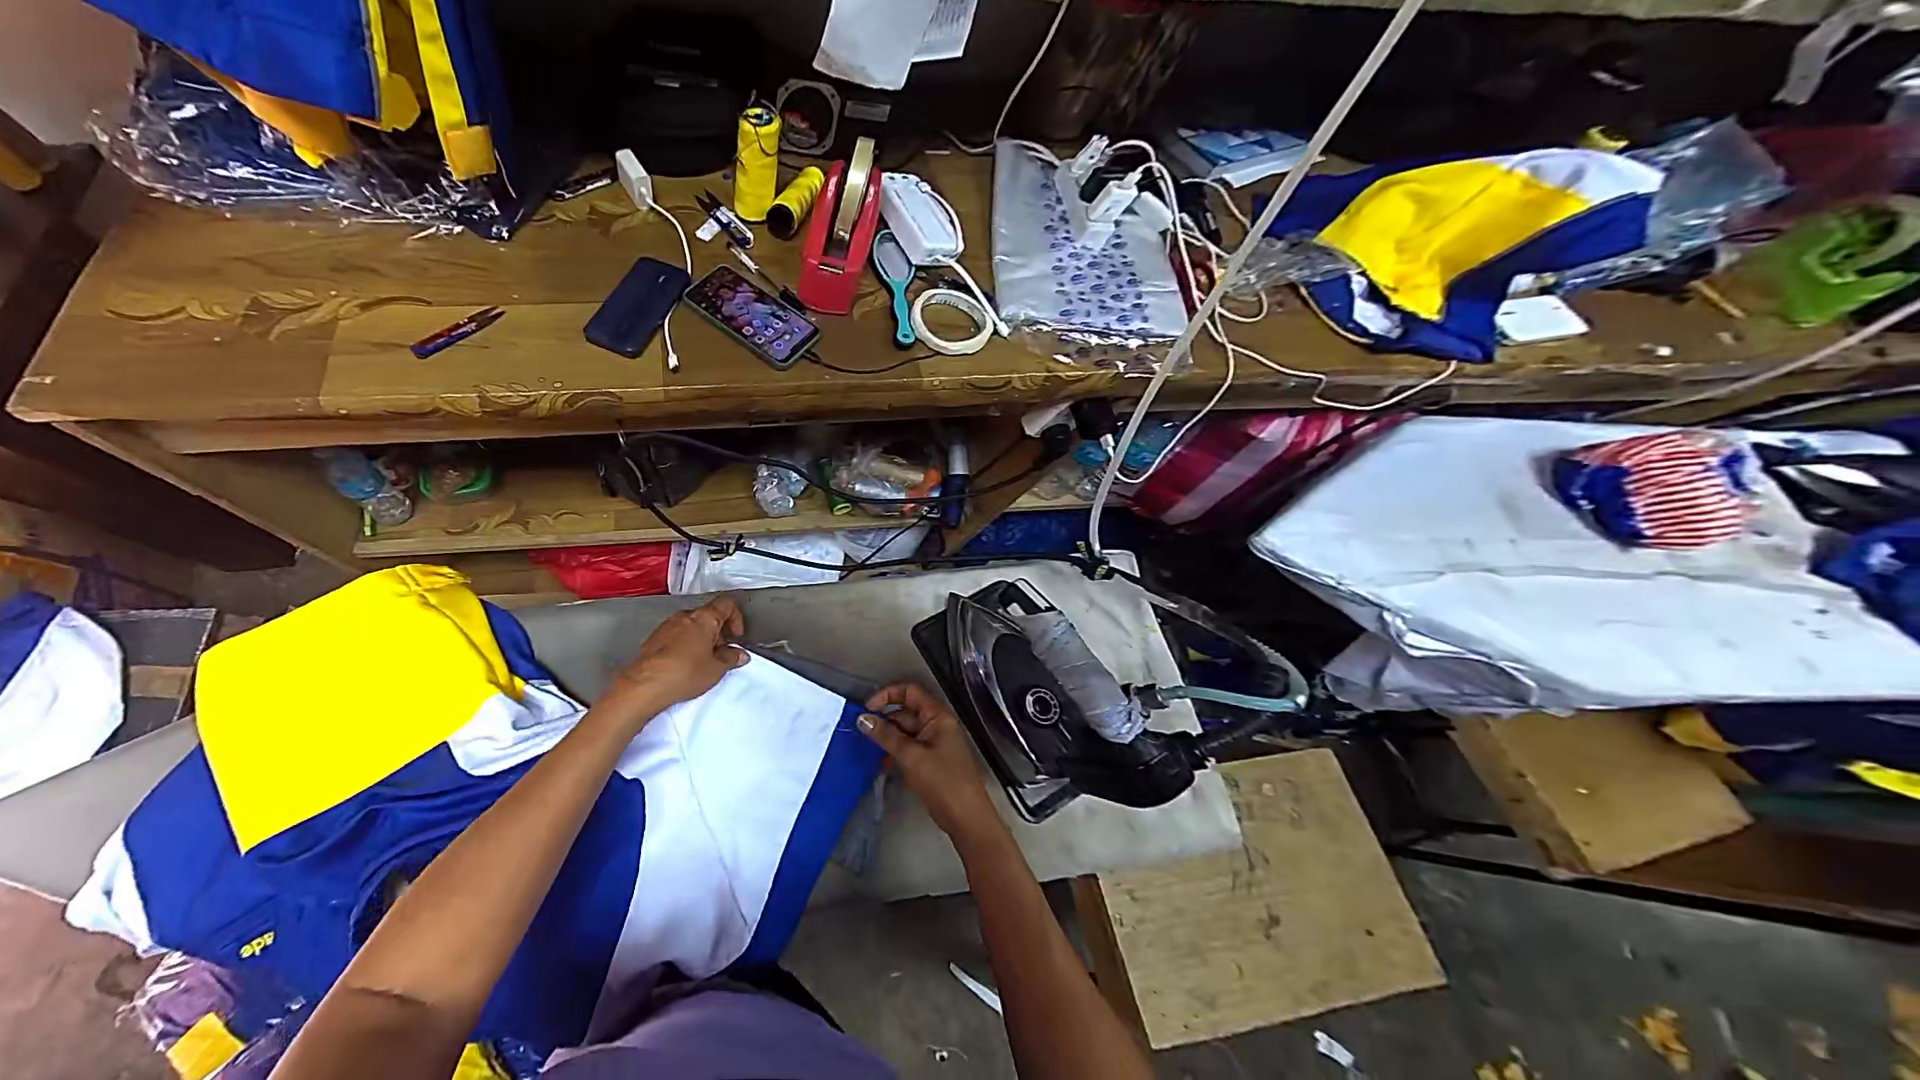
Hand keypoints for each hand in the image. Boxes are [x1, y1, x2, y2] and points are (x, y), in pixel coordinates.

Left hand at [602, 597, 747, 728]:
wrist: (644, 685)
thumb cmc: (682, 673)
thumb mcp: (716, 668)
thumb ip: (731, 657)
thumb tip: (738, 654)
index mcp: (704, 618)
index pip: (726, 604)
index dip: (737, 618)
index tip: (736, 635)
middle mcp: (684, 616)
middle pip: (708, 615)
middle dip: (719, 631)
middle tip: (724, 651)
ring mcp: (667, 626)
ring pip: (691, 625)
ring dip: (702, 638)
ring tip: (705, 660)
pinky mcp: (654, 639)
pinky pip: (676, 635)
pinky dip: (685, 644)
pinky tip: (687, 664)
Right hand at [859, 683, 1004, 847]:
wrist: (965, 816)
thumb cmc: (943, 781)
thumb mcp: (911, 756)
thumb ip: (886, 736)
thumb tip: (863, 718)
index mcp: (938, 716)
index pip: (911, 692)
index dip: (888, 695)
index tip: (868, 708)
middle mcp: (937, 725)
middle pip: (906, 712)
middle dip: (884, 719)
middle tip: (862, 731)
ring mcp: (934, 743)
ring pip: (905, 731)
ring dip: (887, 738)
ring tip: (869, 748)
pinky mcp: (929, 760)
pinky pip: (908, 748)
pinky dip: (895, 751)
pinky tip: (881, 763)